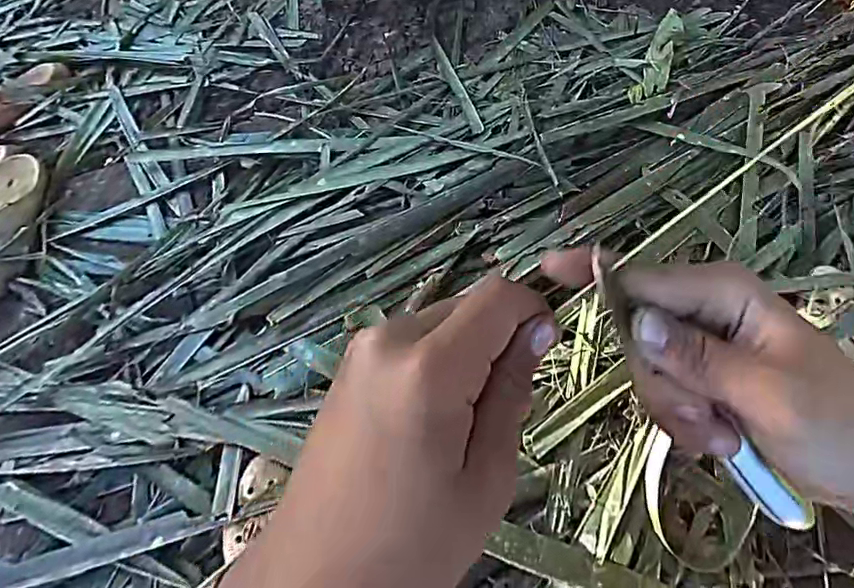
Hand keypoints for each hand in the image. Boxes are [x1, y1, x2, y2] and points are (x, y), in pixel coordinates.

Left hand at [227, 274, 556, 587]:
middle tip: (500, 407)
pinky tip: (430, 416)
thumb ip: (513, 392)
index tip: (544, 350)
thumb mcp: (484, 480)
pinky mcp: (351, 362)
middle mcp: (390, 338)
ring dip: (470, 349)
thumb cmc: (409, 549)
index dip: (532, 312)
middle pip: (471, 305)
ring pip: (445, 319)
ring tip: (461, 421)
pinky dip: (440, 359)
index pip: (498, 295)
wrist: (310, 583)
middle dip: (500, 338)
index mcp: (428, 368)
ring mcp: (364, 347)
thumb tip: (539, 330)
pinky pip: (416, 337)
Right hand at [540, 248, 853, 508]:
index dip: (596, 273)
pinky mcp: (702, 374)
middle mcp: (706, 308)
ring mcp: (702, 342)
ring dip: (679, 412)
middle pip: (638, 334)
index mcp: (724, 291)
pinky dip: (686, 424)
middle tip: (709, 420)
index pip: (645, 278)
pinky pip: (664, 394)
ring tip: (727, 434)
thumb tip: (637, 321)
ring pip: (648, 370)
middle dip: (665, 385)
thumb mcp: (768, 392)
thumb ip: (699, 358)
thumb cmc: (835, 419)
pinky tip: (724, 438)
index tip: (548, 268)